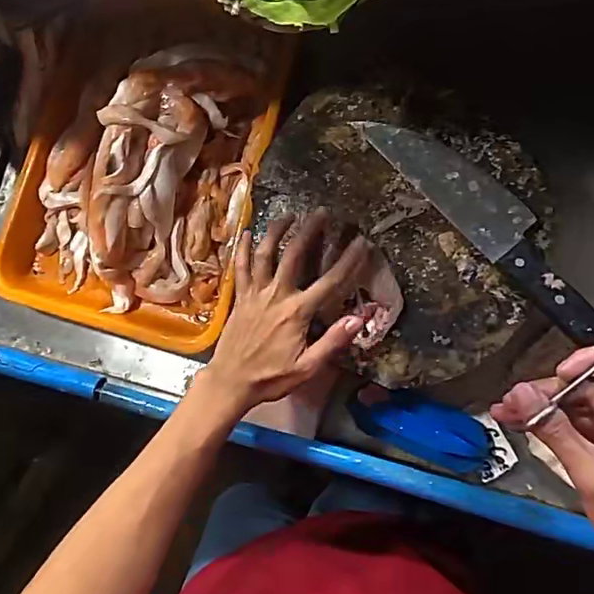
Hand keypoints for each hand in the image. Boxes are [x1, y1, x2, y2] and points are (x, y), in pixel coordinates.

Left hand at [193, 209, 368, 418]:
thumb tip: (358, 318)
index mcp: (297, 313)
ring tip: (288, 215)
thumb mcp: (307, 367)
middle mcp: (276, 296)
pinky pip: (240, 268)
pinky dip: (242, 249)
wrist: (231, 381)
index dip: (348, 261)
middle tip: (321, 212)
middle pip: (294, 256)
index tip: (361, 243)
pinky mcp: (239, 297)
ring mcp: (254, 294)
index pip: (329, 282)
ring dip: (276, 232)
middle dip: (309, 232)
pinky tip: (245, 232)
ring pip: (265, 254)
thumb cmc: (271, 378)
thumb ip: (332, 342)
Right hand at [492, 346, 593, 582]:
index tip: (559, 373)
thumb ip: (553, 427)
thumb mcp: (591, 471)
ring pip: (585, 409)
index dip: (590, 359)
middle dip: (553, 394)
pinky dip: (559, 429)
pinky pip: (586, 429)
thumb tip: (521, 392)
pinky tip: (528, 428)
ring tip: (513, 415)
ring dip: (549, 412)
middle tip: (517, 400)